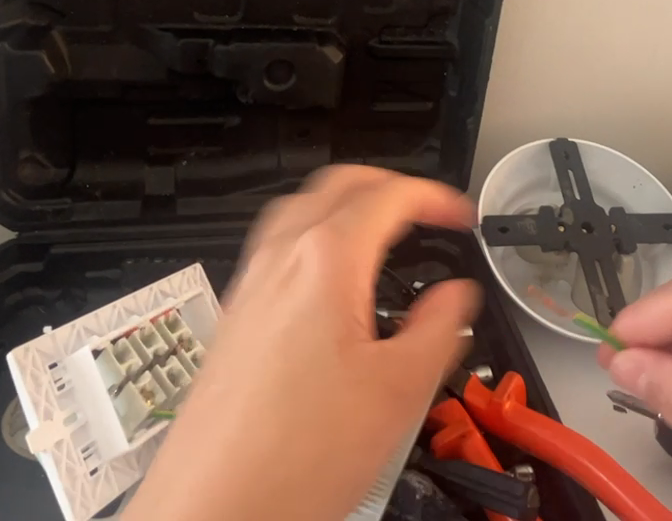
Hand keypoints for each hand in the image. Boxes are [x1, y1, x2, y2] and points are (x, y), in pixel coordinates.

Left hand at [123, 166, 480, 520]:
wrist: (212, 504)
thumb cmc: (289, 458)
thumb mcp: (397, 393)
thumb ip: (439, 329)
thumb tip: (456, 298)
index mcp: (326, 261)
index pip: (389, 197)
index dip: (434, 197)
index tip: (459, 215)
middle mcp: (281, 257)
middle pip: (339, 183)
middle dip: (389, 185)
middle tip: (424, 209)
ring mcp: (252, 280)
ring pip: (302, 204)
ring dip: (348, 200)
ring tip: (379, 225)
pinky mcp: (237, 309)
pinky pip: (277, 240)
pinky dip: (315, 230)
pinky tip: (328, 275)